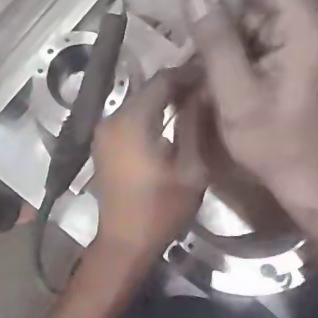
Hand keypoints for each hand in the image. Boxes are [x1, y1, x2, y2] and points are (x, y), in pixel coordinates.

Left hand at [89, 68, 208, 262]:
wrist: (124, 243)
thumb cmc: (161, 209)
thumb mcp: (191, 169)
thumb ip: (195, 124)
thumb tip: (204, 92)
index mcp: (132, 121)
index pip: (163, 80)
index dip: (189, 73)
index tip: (214, 74)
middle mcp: (112, 118)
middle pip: (149, 88)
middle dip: (178, 85)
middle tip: (209, 88)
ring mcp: (103, 130)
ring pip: (139, 102)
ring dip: (165, 99)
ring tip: (196, 103)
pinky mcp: (104, 143)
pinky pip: (130, 117)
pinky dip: (151, 114)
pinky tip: (173, 121)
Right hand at [191, 0, 317, 202]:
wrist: (301, 175)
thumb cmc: (271, 140)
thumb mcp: (234, 93)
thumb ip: (215, 42)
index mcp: (303, 26)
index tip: (208, 5)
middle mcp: (308, 22)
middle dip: (227, 8)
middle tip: (200, 40)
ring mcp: (302, 36)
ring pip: (256, 8)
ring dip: (228, 27)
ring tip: (207, 58)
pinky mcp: (292, 50)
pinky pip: (259, 28)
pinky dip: (236, 41)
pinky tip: (221, 66)